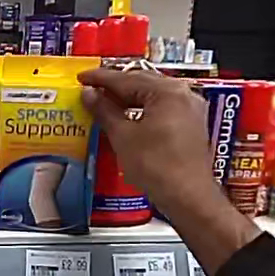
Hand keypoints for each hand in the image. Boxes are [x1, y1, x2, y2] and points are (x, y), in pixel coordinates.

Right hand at [78, 67, 259, 271]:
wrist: (187, 198)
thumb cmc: (159, 168)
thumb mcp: (123, 136)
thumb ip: (104, 110)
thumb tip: (90, 95)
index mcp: (168, 92)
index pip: (126, 78)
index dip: (100, 78)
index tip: (83, 77)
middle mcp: (184, 95)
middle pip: (142, 82)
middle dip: (115, 86)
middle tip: (91, 88)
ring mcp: (190, 109)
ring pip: (152, 95)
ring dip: (128, 98)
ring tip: (104, 102)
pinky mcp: (190, 124)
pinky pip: (162, 107)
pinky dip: (141, 109)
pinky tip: (125, 116)